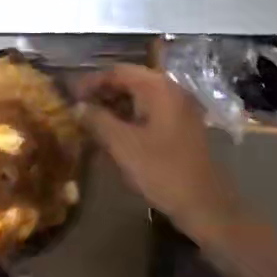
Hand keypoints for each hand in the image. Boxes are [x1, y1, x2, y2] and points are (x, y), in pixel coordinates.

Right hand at [74, 65, 247, 239]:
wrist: (206, 205)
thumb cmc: (162, 171)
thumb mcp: (123, 146)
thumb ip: (98, 120)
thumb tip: (78, 106)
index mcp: (158, 87)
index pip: (118, 71)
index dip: (91, 81)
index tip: (70, 96)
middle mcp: (171, 89)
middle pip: (130, 81)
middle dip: (103, 93)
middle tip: (79, 109)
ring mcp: (180, 107)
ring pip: (140, 97)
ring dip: (116, 106)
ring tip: (92, 122)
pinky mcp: (183, 125)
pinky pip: (151, 111)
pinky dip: (131, 117)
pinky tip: (116, 134)